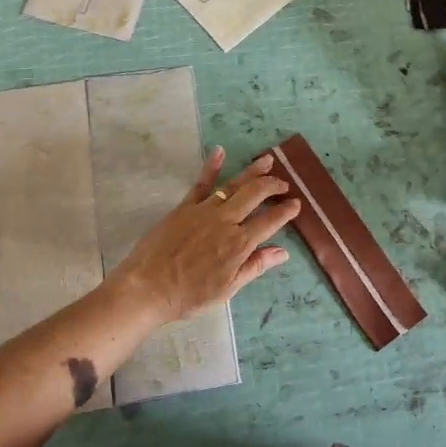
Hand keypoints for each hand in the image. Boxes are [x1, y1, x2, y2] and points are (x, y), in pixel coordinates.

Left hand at [108, 148, 300, 323]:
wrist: (149, 287)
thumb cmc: (190, 295)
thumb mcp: (228, 288)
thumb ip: (255, 266)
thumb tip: (282, 252)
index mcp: (240, 243)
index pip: (270, 221)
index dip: (286, 211)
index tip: (297, 204)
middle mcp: (226, 221)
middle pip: (255, 195)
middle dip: (273, 186)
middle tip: (284, 184)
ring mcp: (205, 210)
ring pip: (234, 185)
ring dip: (253, 171)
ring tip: (267, 160)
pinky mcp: (185, 206)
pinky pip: (201, 183)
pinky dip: (211, 166)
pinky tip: (220, 151)